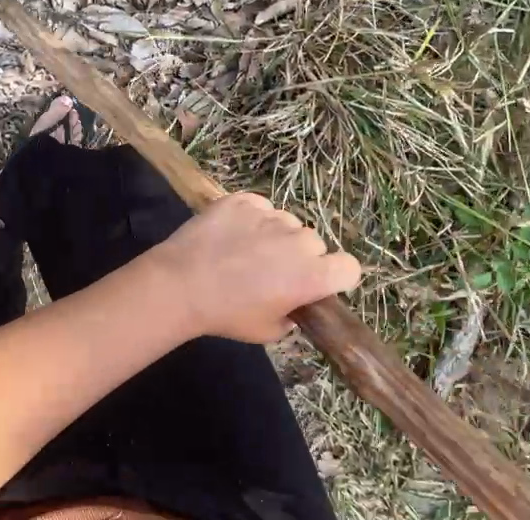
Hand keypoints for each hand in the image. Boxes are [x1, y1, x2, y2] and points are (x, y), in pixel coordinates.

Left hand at [147, 192, 362, 342]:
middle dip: (300, 254)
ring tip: (247, 248)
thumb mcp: (270, 329)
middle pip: (314, 243)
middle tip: (273, 268)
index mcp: (313, 276)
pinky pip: (259, 205)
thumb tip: (293, 301)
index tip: (316, 281)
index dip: (334, 275)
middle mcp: (298, 241)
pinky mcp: (241, 200)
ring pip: (286, 221)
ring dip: (275, 233)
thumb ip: (293, 312)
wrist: (181, 283)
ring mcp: (268, 216)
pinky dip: (251, 216)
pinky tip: (233, 231)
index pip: (349, 267)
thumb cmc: (227, 313)